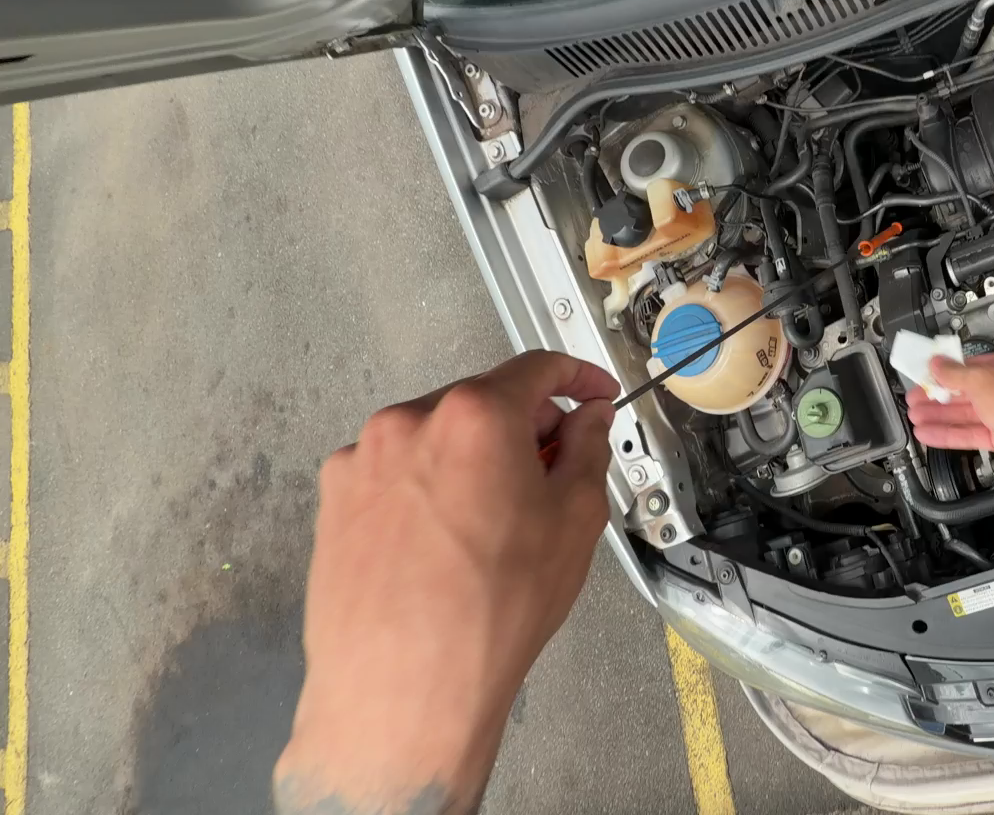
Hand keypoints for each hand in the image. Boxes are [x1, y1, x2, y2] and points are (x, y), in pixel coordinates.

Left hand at [275, 351, 618, 814]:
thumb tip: (589, 417)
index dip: (580, 377)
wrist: (404, 690)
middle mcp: (410, 422)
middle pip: (488, 399)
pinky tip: (455, 532)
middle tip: (557, 466)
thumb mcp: (578, 512)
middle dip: (530, 423)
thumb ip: (590, 445)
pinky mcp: (333, 501)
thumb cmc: (498, 601)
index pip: (539, 367)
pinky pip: (401, 467)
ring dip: (481, 452)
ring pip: (443, 433)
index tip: (596, 394)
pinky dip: (437, 479)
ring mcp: (362, 461)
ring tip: (503, 511)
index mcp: (477, 415)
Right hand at [905, 352, 993, 486]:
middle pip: (968, 391)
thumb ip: (955, 373)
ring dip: (940, 415)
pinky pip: (969, 434)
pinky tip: (930, 433)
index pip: (974, 365)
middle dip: (939, 396)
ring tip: (916, 416)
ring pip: (967, 414)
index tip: (928, 373)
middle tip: (916, 397)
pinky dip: (948, 434)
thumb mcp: (982, 380)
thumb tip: (938, 364)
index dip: (949, 370)